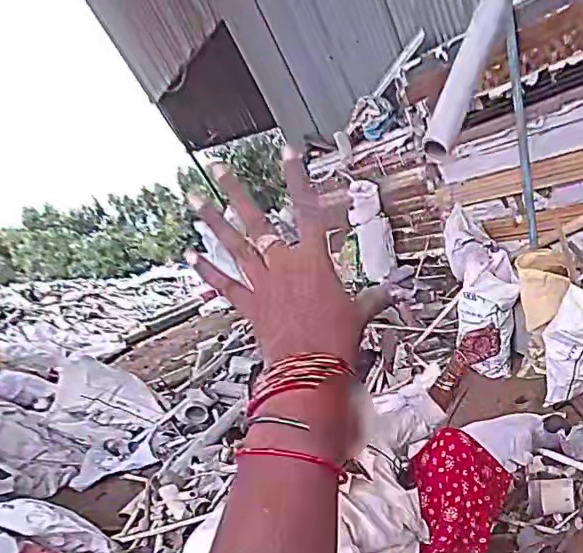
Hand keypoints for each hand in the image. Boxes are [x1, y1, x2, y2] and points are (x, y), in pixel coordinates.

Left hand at [187, 147, 376, 364]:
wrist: (311, 368)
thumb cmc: (336, 341)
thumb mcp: (361, 315)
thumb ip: (373, 298)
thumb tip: (390, 293)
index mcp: (313, 262)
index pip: (307, 210)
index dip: (299, 179)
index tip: (290, 154)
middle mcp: (283, 265)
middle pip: (257, 221)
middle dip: (235, 192)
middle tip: (218, 169)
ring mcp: (262, 283)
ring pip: (234, 245)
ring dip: (212, 221)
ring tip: (195, 199)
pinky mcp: (251, 305)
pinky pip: (225, 284)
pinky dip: (208, 271)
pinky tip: (192, 256)